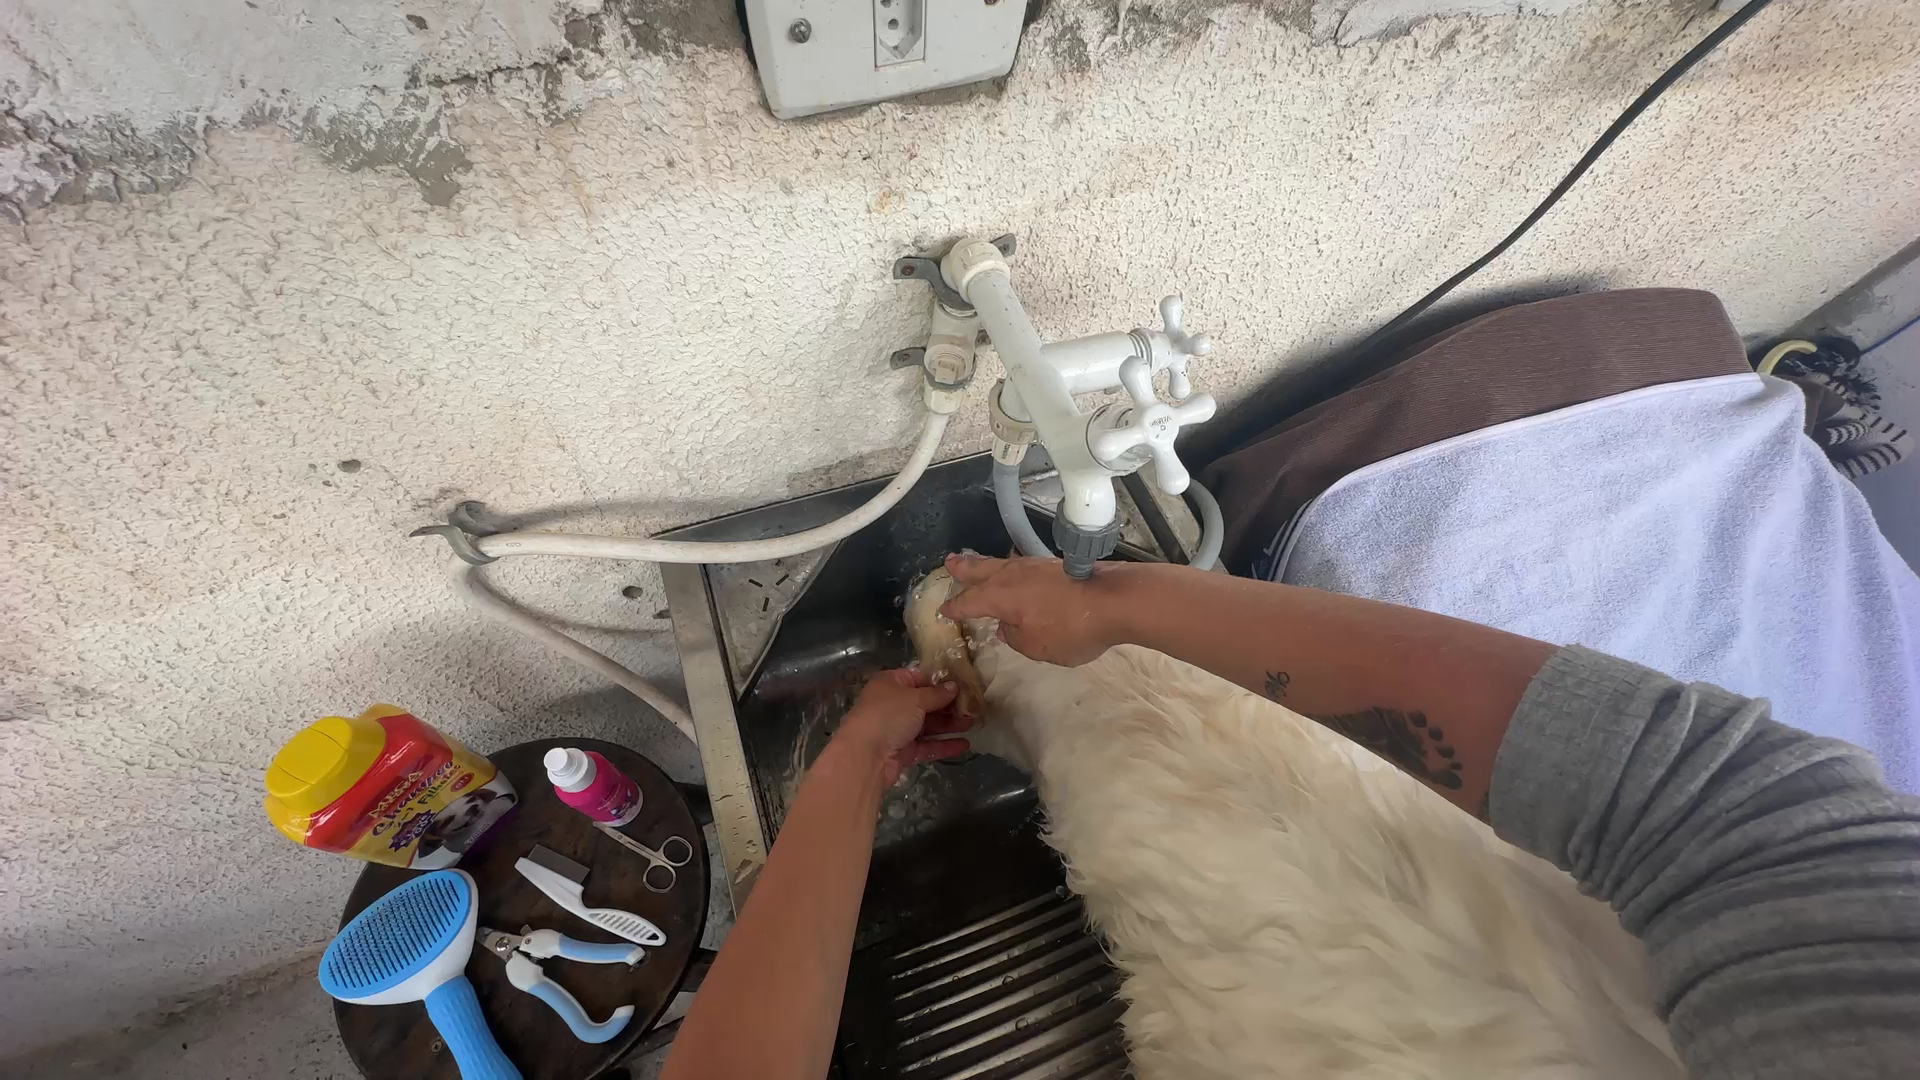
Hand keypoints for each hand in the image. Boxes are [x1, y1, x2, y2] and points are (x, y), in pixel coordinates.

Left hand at [833, 668, 969, 785]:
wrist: (865, 755)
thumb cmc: (888, 715)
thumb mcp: (915, 698)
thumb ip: (937, 694)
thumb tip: (954, 686)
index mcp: (891, 683)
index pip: (919, 678)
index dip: (940, 681)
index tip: (963, 684)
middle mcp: (893, 704)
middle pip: (925, 703)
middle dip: (948, 705)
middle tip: (973, 706)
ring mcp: (897, 729)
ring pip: (927, 725)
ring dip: (949, 725)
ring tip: (973, 724)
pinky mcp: (902, 751)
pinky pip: (926, 745)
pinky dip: (943, 745)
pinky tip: (964, 745)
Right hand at [938, 553, 1138, 666]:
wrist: (1115, 601)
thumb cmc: (1071, 628)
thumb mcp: (1037, 647)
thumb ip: (1016, 638)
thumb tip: (1007, 628)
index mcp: (1001, 595)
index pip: (969, 601)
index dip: (955, 607)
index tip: (943, 610)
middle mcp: (1013, 575)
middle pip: (981, 570)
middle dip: (964, 569)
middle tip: (949, 563)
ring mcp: (1036, 567)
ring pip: (1002, 564)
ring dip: (986, 565)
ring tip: (977, 566)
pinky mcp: (1055, 567)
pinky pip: (1021, 566)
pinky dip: (1009, 569)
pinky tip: (1014, 575)